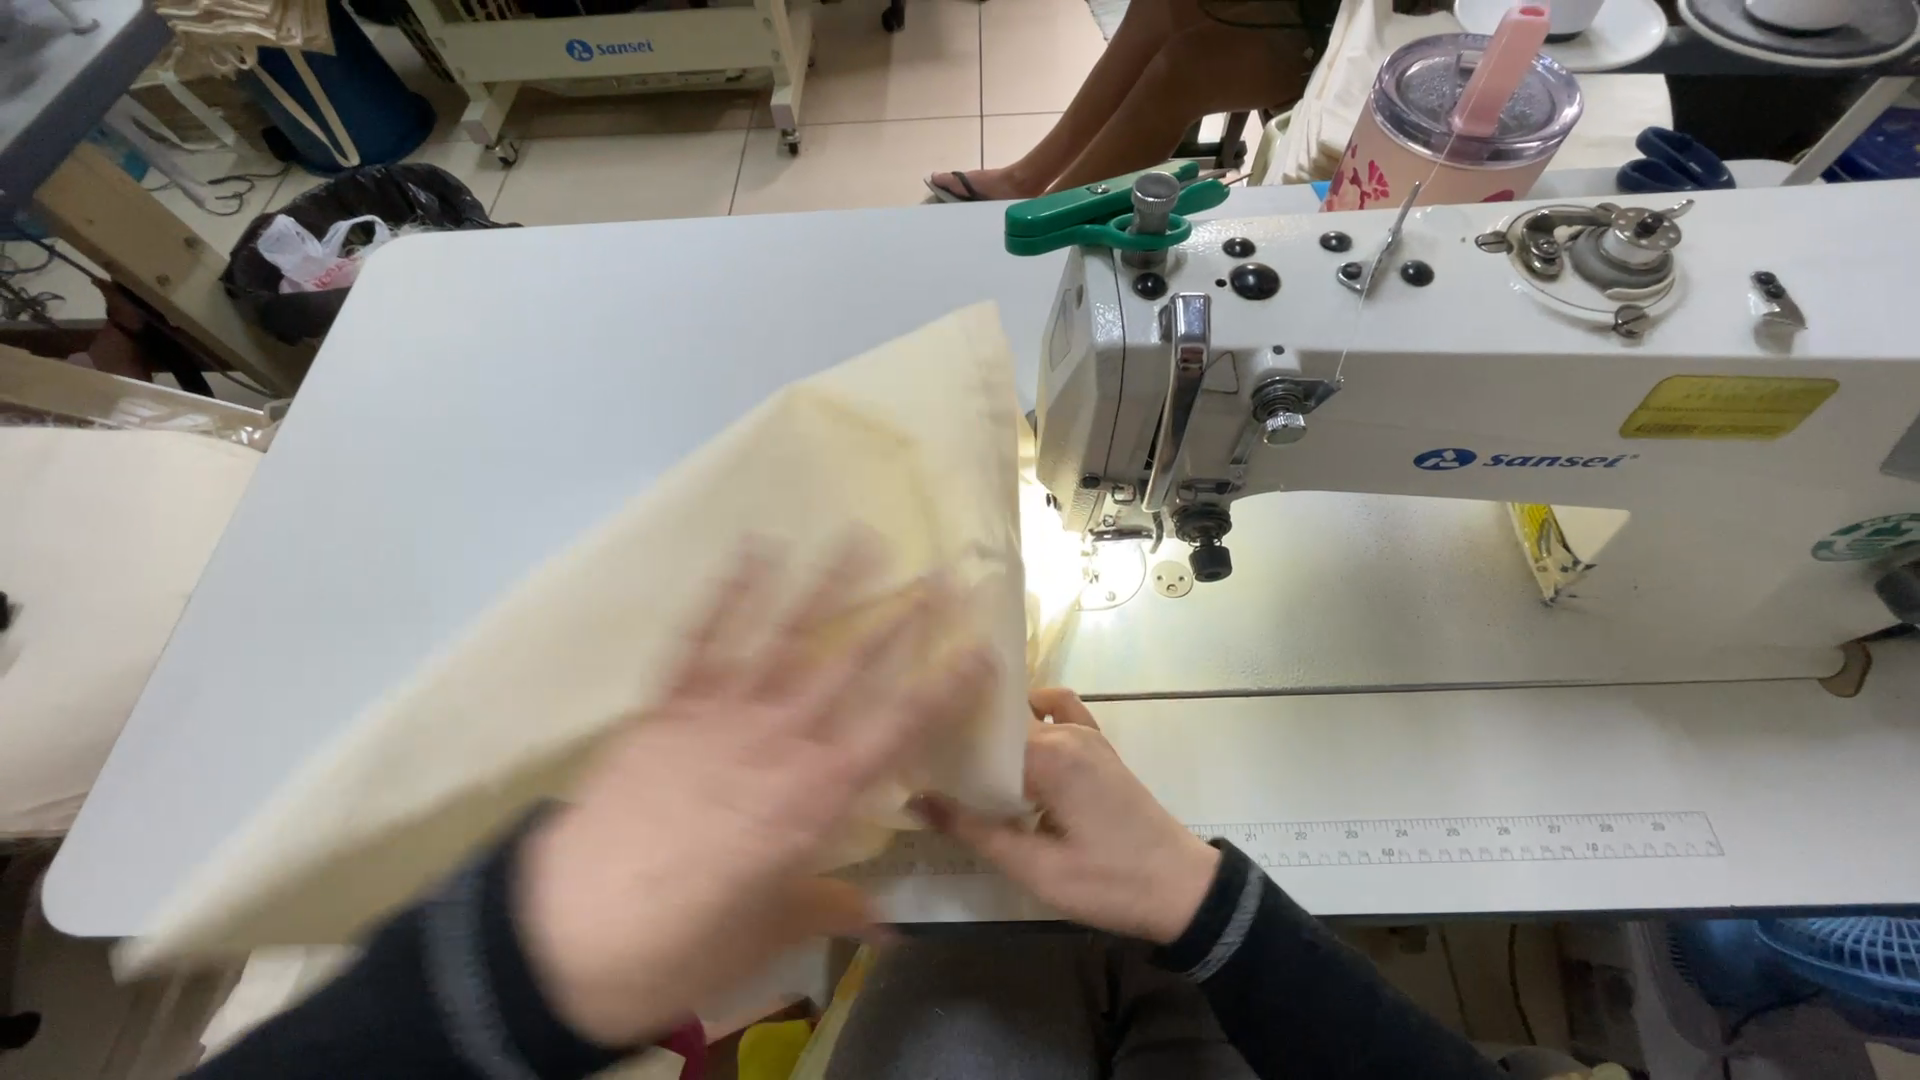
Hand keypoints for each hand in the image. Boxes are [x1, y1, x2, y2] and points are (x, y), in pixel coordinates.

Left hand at [515, 547, 995, 1046]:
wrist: (562, 937)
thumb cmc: (680, 942)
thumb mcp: (767, 932)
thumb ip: (832, 907)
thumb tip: (888, 925)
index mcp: (819, 798)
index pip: (902, 730)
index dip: (947, 687)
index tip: (980, 648)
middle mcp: (782, 742)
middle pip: (856, 667)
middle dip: (905, 617)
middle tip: (939, 573)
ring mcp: (723, 714)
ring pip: (787, 638)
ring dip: (828, 584)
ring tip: (859, 537)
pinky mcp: (669, 705)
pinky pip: (704, 638)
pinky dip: (729, 591)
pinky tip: (752, 548)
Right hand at [915, 688, 1219, 945]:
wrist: (1182, 889)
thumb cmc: (1108, 882)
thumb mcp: (1036, 869)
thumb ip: (975, 831)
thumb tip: (917, 801)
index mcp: (1050, 756)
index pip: (982, 737)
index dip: (946, 750)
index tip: (916, 764)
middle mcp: (1066, 732)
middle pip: (1001, 724)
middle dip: (967, 742)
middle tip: (931, 766)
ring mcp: (1087, 734)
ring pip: (1025, 715)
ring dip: (998, 733)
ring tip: (967, 759)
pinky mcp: (1100, 745)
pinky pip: (1061, 711)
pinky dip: (1036, 715)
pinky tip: (1018, 743)